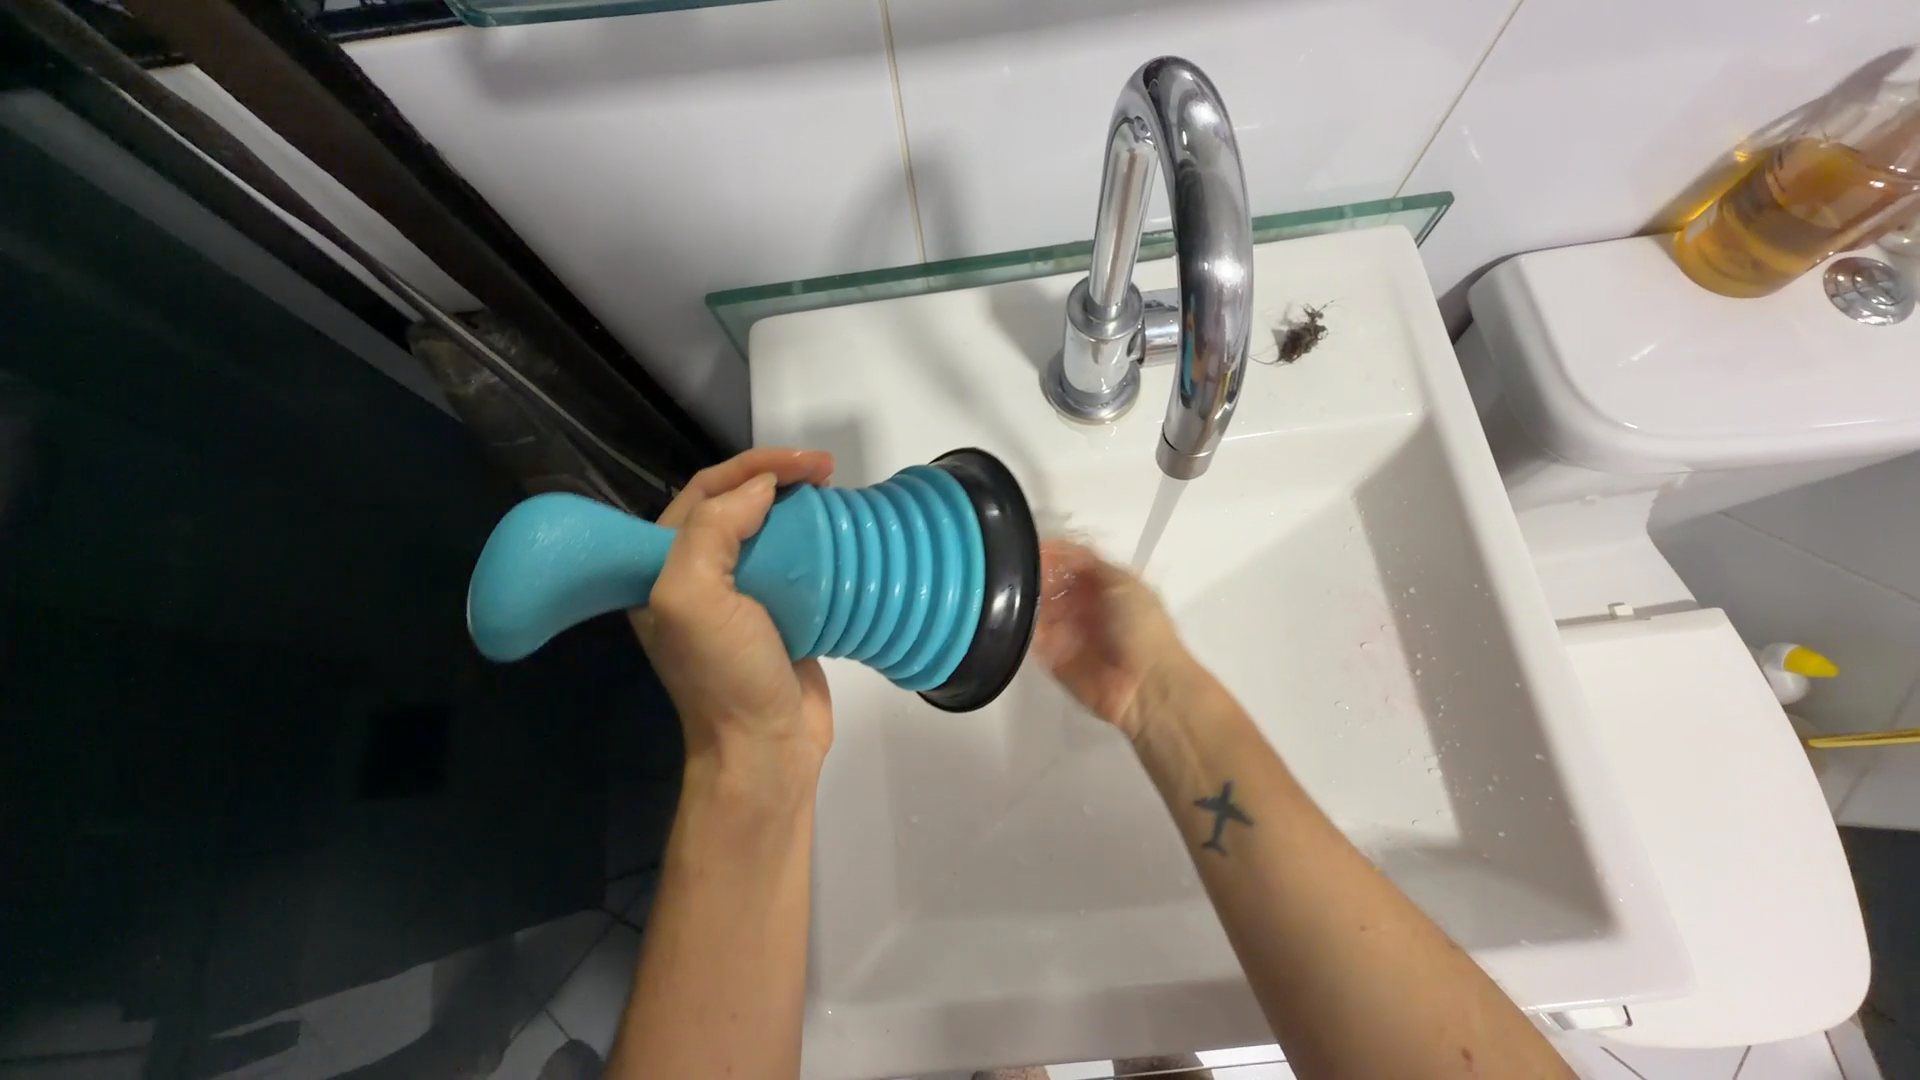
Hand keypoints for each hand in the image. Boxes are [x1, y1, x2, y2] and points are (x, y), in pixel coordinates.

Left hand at [630, 448, 835, 772]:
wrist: (765, 747)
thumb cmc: (725, 675)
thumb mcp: (693, 598)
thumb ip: (713, 529)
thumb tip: (762, 489)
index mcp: (660, 567)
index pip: (704, 491)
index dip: (753, 466)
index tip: (806, 465)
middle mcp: (695, 576)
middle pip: (738, 504)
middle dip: (779, 478)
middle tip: (827, 472)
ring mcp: (739, 596)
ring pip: (770, 530)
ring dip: (801, 506)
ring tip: (836, 495)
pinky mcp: (778, 614)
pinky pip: (795, 563)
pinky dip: (817, 542)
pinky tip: (840, 536)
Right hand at [1031, 538, 1189, 738]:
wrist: (1146, 684)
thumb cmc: (1141, 628)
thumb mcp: (1123, 583)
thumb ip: (1091, 563)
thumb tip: (1062, 553)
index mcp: (1109, 588)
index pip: (1076, 562)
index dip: (1057, 553)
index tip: (1037, 546)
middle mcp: (1088, 608)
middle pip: (1055, 583)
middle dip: (1040, 574)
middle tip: (1023, 568)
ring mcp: (1070, 633)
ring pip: (1042, 608)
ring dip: (1031, 597)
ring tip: (1016, 588)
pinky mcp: (1055, 658)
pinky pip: (1034, 637)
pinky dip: (1025, 625)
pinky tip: (1016, 612)